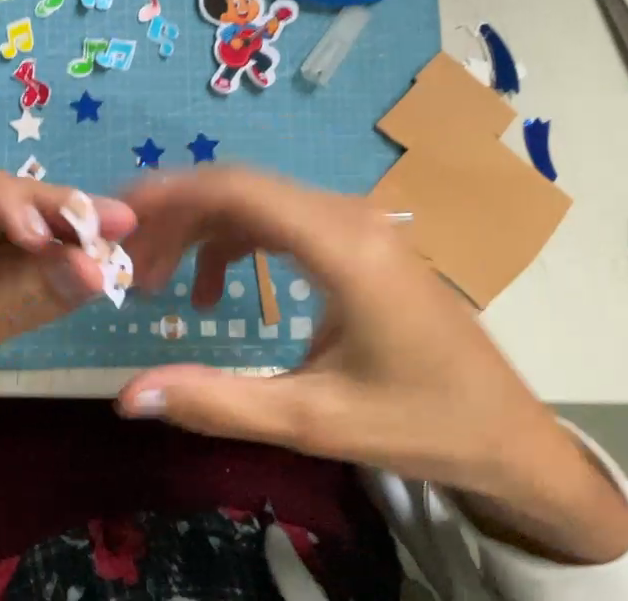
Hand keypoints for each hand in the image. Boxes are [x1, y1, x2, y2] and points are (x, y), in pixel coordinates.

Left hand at [0, 151, 134, 578]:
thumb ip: (22, 296)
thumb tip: (98, 266)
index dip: (3, 195)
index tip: (44, 235)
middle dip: (46, 207)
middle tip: (112, 218)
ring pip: (12, 222)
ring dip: (62, 229)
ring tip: (119, 232)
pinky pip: (24, 258)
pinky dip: (59, 260)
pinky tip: (99, 260)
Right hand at [115, 168, 627, 565]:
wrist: (512, 438)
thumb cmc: (420, 426)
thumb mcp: (314, 422)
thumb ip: (218, 404)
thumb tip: (128, 397)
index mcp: (342, 247)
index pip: (235, 190)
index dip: (167, 195)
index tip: (115, 219)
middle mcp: (347, 217)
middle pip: (236, 188)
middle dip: (171, 218)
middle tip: (124, 262)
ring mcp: (354, 224)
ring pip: (251, 201)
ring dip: (196, 231)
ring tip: (154, 279)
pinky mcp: (354, 240)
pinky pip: (274, 221)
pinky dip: (230, 243)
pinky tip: (212, 291)